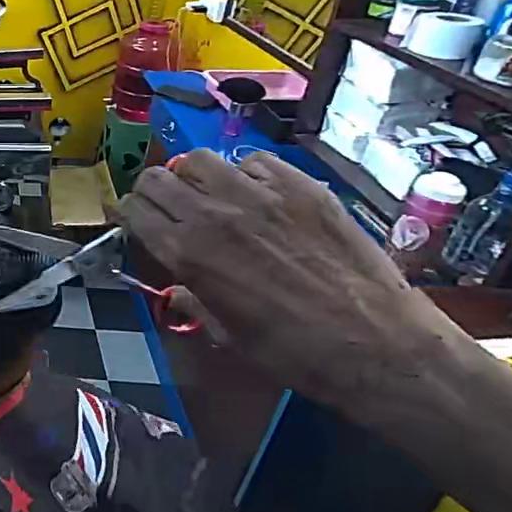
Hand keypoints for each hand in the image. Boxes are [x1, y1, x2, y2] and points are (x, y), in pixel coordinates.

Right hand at [118, 150, 473, 409]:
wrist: (381, 347)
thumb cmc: (296, 353)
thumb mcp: (227, 335)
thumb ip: (193, 301)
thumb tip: (178, 288)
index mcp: (189, 254)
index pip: (136, 210)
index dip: (129, 214)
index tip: (136, 220)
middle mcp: (214, 214)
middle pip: (157, 177)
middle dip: (151, 191)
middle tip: (164, 206)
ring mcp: (260, 194)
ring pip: (198, 158)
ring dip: (192, 175)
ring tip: (208, 192)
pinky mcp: (301, 186)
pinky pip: (254, 162)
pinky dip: (245, 174)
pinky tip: (258, 194)